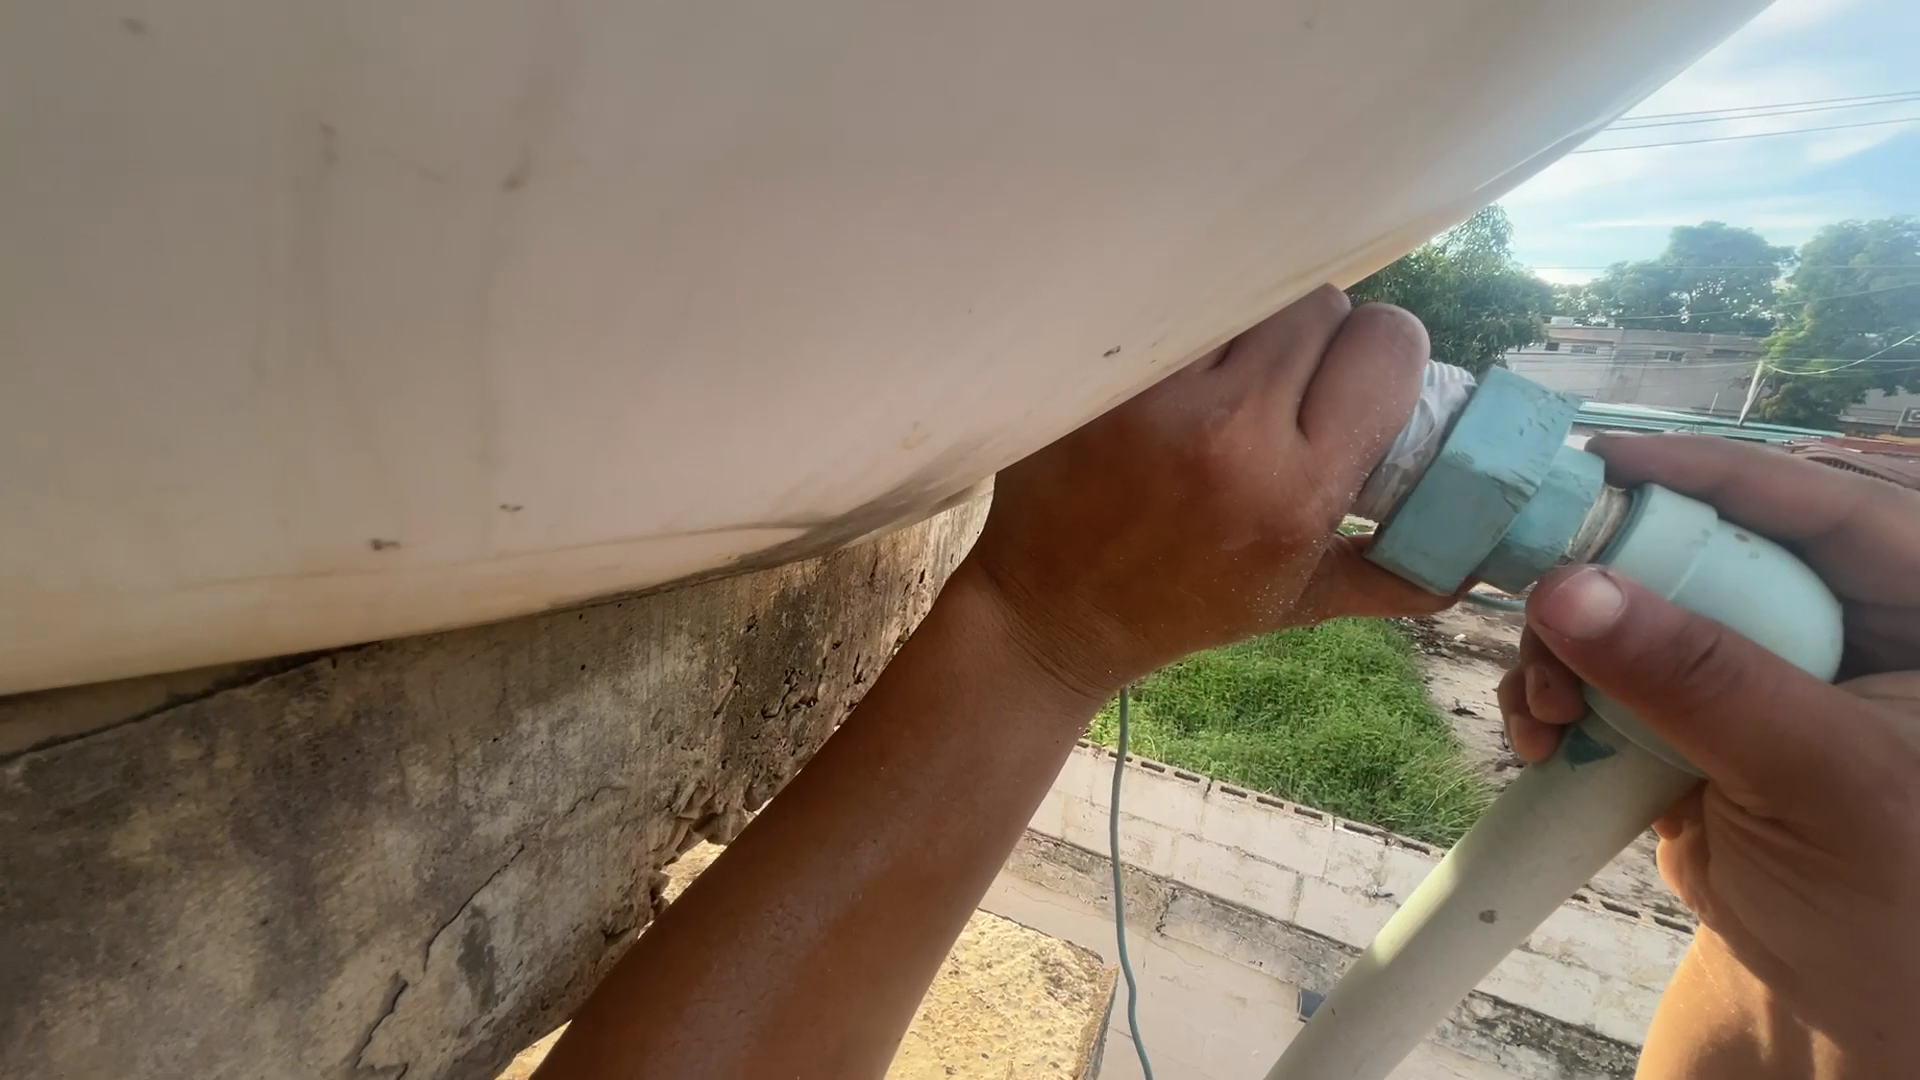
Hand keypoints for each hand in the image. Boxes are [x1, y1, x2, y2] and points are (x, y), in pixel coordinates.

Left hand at [964, 285, 1447, 698]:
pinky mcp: (1093, 385)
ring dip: (1248, 323)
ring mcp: (1151, 401)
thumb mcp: (1294, 603)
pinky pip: (1164, 312)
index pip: (1387, 347)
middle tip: (1283, 376)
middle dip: (1314, 338)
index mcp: (1295, 491)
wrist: (1053, 612)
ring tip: (1224, 372)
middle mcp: (1229, 433)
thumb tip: (1489, 553)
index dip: (1382, 354)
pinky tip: (1170, 369)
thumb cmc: (1178, 608)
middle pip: (1317, 307)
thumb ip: (1399, 576)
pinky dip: (1181, 327)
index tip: (1354, 376)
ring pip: (1241, 294)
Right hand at [1499, 434, 1919, 1051]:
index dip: (1709, 472)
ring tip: (1540, 715)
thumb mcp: (1821, 779)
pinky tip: (1538, 739)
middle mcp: (1828, 631)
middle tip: (1537, 618)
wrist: (1858, 1006)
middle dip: (1596, 593)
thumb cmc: (1906, 901)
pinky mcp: (1676, 715)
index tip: (1596, 458)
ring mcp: (1742, 674)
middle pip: (1688, 556)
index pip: (1826, 509)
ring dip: (1556, 660)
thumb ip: (1696, 676)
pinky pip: (1588, 675)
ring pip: (1619, 618)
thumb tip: (1559, 586)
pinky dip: (1546, 700)